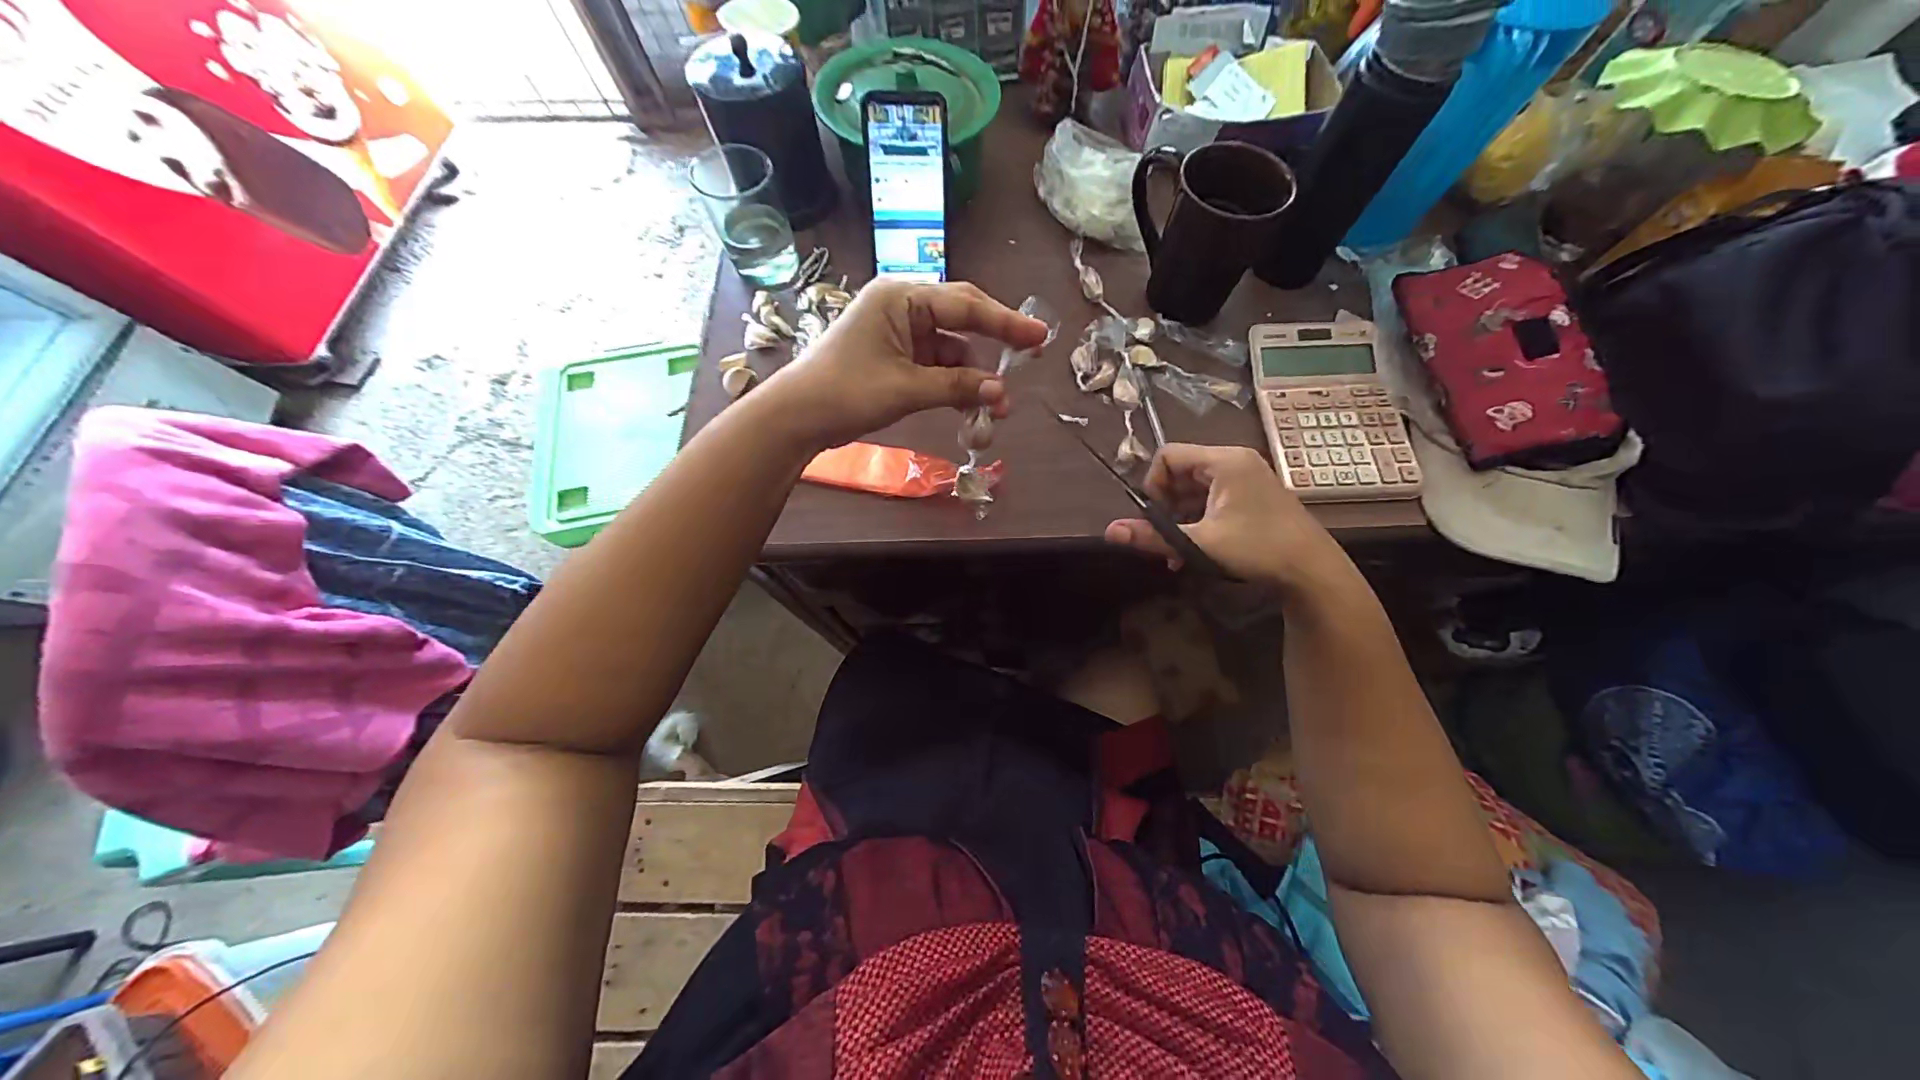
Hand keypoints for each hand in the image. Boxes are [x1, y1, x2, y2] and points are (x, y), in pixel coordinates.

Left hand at [756, 279, 1049, 450]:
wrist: (797, 418)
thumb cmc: (846, 392)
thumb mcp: (906, 389)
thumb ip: (957, 387)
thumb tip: (1001, 391)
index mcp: (900, 297)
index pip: (964, 305)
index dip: (1005, 322)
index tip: (1039, 336)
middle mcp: (901, 307)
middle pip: (961, 320)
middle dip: (994, 344)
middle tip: (1031, 357)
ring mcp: (898, 333)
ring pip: (951, 350)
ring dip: (973, 377)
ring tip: (997, 408)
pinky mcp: (895, 358)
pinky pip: (935, 367)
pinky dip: (953, 385)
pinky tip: (972, 408)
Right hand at [1103, 444, 1353, 594]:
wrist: (1313, 571)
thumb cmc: (1257, 549)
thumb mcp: (1199, 544)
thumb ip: (1153, 536)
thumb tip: (1110, 531)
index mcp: (1224, 461)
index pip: (1168, 455)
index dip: (1153, 484)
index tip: (1155, 517)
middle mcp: (1236, 461)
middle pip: (1182, 471)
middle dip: (1167, 505)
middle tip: (1167, 537)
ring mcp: (1248, 478)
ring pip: (1196, 489)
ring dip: (1181, 517)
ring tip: (1180, 551)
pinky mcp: (1254, 497)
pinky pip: (1213, 499)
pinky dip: (1199, 520)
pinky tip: (1198, 549)